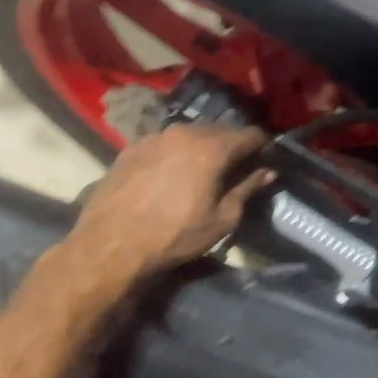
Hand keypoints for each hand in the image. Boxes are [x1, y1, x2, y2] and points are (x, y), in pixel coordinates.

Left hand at [65, 125, 274, 283]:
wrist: (110, 247)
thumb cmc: (174, 236)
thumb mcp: (222, 219)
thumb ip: (247, 189)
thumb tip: (267, 172)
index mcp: (212, 148)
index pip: (251, 134)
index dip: (262, 147)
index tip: (263, 162)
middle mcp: (185, 133)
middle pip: (220, 130)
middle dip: (231, 146)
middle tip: (234, 169)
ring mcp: (154, 138)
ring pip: (190, 135)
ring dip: (201, 148)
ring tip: (199, 172)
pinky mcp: (131, 148)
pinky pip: (164, 143)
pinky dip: (174, 153)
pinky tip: (169, 176)